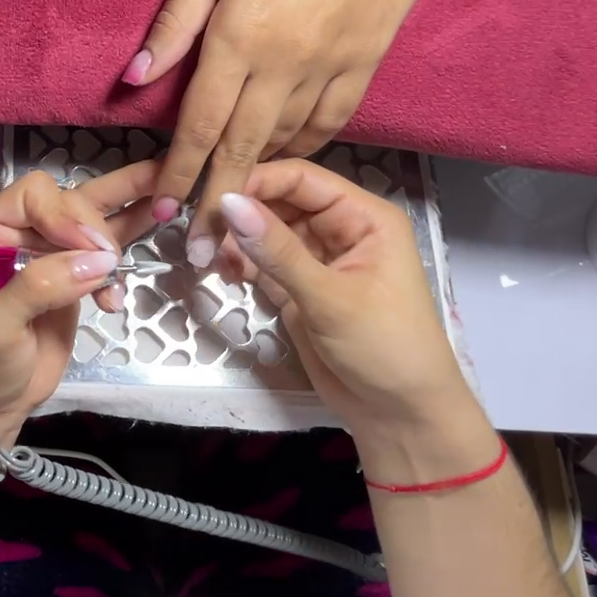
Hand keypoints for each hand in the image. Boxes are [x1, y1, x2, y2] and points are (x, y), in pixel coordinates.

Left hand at [0, 164, 158, 442]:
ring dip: (129, 211)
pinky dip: (121, 263)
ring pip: (91, 216)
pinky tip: (116, 296)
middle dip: (95, 226)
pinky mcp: (72, 273)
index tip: (85, 247)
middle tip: (111, 264)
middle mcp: (16, 233)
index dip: (63, 214)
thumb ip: (37, 287)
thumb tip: (96, 260)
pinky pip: (103, 249)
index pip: (30, 196)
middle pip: (67, 201)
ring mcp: (47, 251)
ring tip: (166, 205)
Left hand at [124, 0, 453, 264]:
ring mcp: (332, 66)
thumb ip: (176, 21)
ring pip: (286, 141)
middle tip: (200, 252)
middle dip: (215, 204)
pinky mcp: (369, 61)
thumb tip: (136, 76)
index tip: (164, 213)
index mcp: (240, 38)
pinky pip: (331, 121)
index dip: (178, 173)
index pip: (200, 125)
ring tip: (237, 217)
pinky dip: (303, 148)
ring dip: (258, 181)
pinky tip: (286, 163)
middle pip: (242, 150)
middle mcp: (284, 64)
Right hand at [212, 161, 488, 476]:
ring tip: (202, 254)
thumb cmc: (385, 348)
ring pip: (263, 231)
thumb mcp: (330, 298)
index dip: (255, 181)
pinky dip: (237, 263)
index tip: (210, 195)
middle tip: (196, 231)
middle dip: (237, 213)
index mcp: (363, 216)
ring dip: (232, 240)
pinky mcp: (296, 286)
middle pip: (276, 201)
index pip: (300, 179)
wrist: (400, 417)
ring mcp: (315, 258)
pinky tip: (218, 271)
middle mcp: (339, 228)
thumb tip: (226, 202)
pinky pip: (259, 261)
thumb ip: (276, 250)